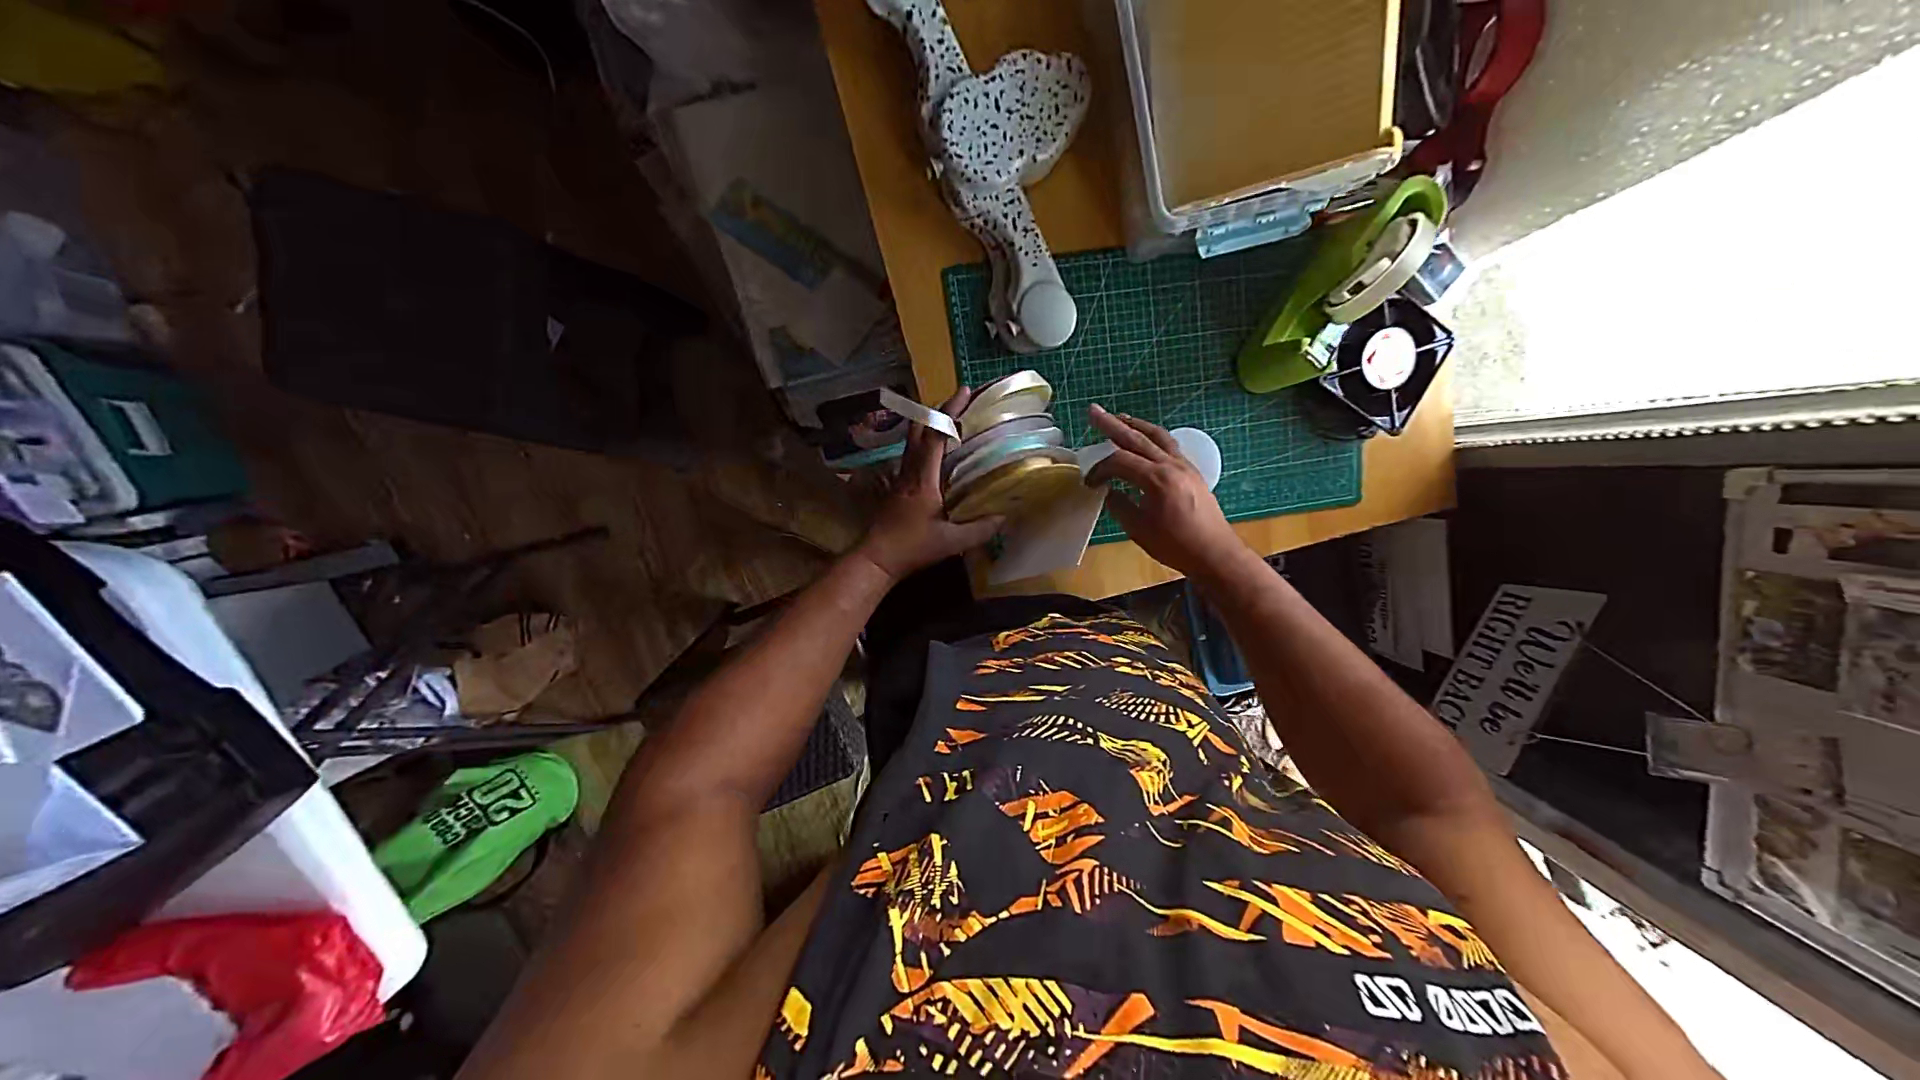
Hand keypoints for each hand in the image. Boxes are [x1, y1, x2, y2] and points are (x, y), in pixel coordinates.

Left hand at [855, 387, 1003, 580]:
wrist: (876, 559)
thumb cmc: (911, 548)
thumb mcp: (951, 543)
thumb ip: (979, 529)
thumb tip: (1004, 517)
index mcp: (923, 479)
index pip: (935, 436)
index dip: (949, 412)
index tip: (964, 392)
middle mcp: (909, 472)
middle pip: (919, 430)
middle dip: (938, 411)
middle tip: (958, 401)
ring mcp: (899, 479)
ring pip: (912, 442)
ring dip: (930, 426)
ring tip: (951, 421)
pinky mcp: (896, 488)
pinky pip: (911, 456)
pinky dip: (925, 444)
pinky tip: (936, 453)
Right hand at [1085, 404, 1246, 578]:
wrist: (1214, 552)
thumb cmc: (1176, 545)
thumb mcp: (1138, 529)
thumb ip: (1120, 506)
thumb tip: (1108, 492)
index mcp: (1156, 480)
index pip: (1119, 462)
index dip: (1099, 469)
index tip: (1088, 482)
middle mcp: (1170, 465)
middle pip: (1136, 438)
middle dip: (1112, 424)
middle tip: (1094, 411)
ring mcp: (1184, 466)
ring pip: (1156, 436)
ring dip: (1135, 425)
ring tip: (1119, 417)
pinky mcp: (1191, 471)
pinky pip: (1169, 444)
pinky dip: (1152, 436)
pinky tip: (1145, 438)